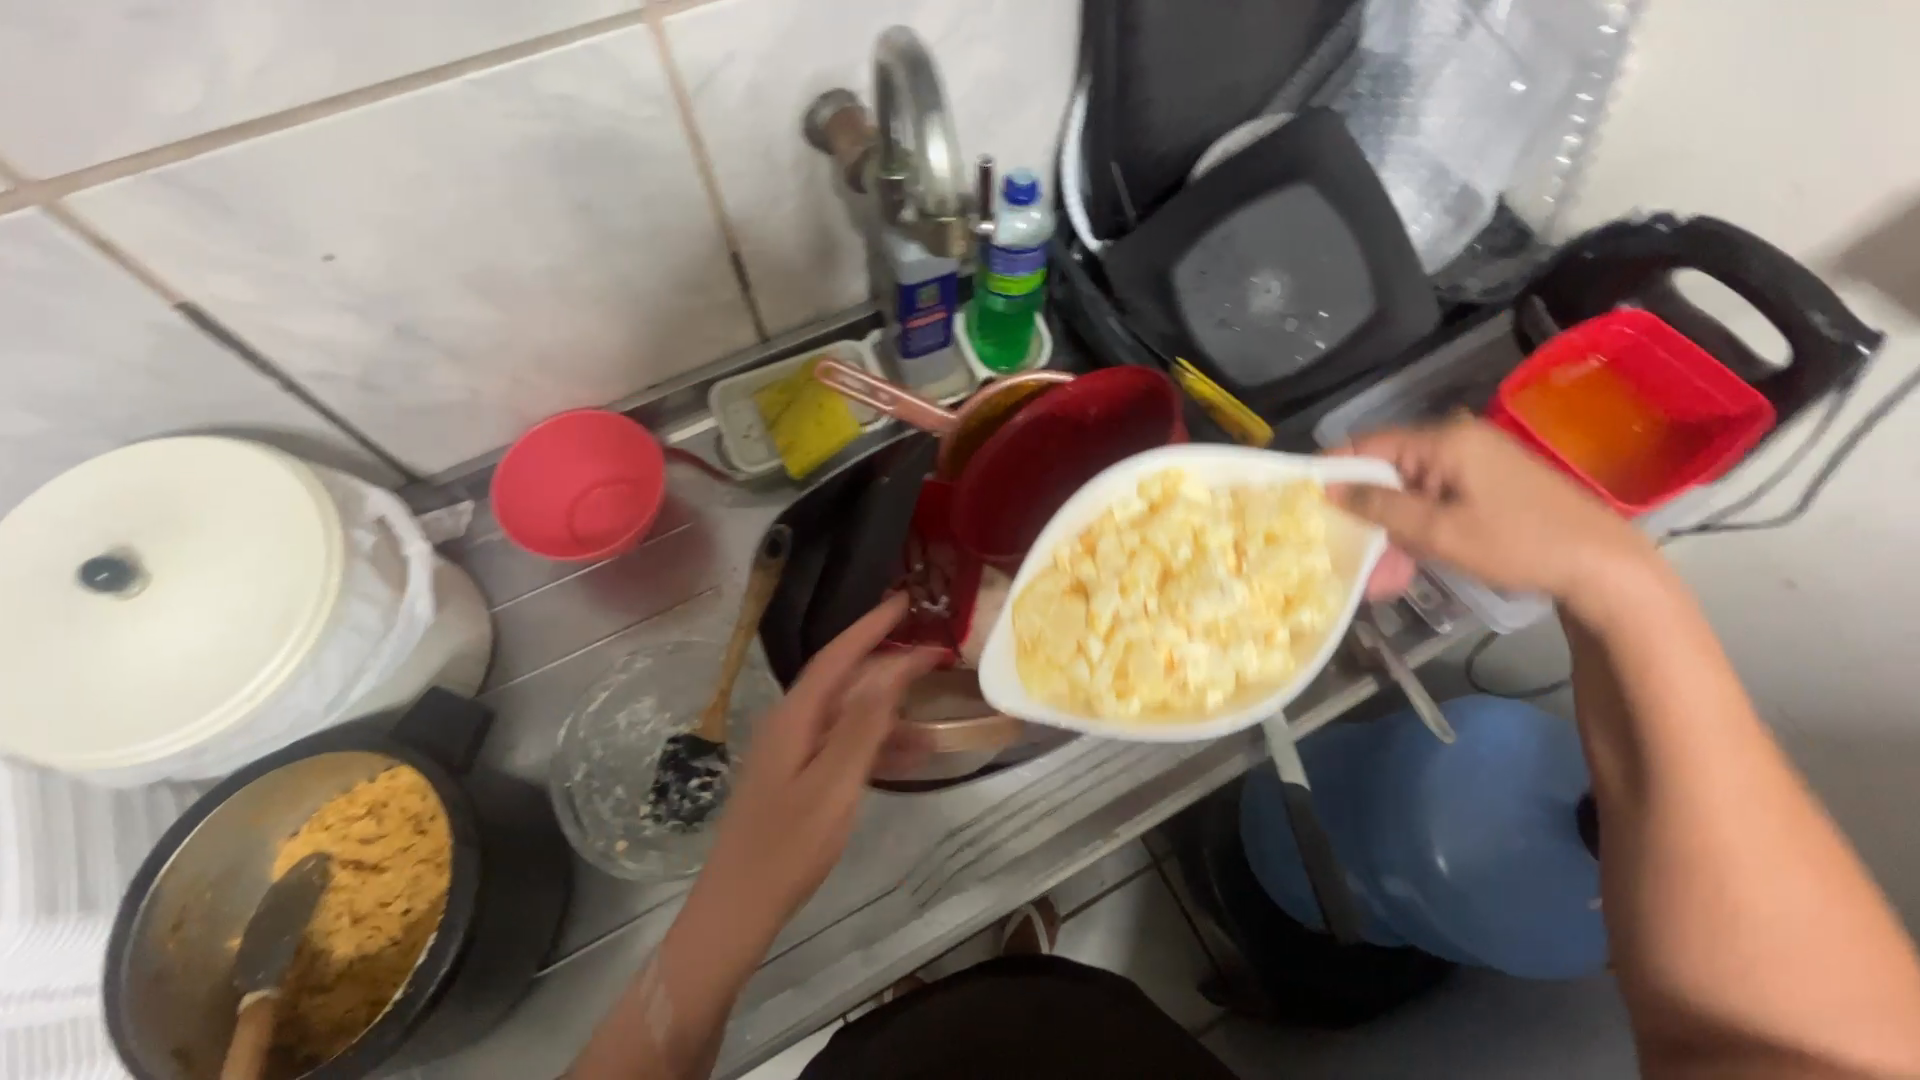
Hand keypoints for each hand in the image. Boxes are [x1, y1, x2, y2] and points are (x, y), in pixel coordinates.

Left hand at [695, 594, 942, 937]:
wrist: (740, 906)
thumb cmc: (787, 847)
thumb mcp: (833, 784)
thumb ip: (863, 726)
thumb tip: (891, 670)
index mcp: (796, 717)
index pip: (838, 656)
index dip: (871, 627)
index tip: (906, 602)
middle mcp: (793, 724)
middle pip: (846, 681)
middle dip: (889, 666)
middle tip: (935, 655)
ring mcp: (795, 752)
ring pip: (850, 716)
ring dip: (891, 712)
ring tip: (936, 713)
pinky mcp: (800, 778)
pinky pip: (845, 748)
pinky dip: (878, 746)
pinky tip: (913, 758)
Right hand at [1331, 417, 1657, 605]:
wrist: (1603, 566)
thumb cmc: (1518, 544)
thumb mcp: (1438, 531)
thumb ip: (1379, 507)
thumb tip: (1328, 488)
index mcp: (1445, 441)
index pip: (1368, 444)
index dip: (1333, 469)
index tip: (1303, 500)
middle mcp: (1458, 440)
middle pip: (1388, 467)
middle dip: (1362, 507)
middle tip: (1340, 546)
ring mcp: (1476, 461)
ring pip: (1409, 488)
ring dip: (1389, 524)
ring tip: (1376, 568)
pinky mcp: (1488, 482)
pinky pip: (1434, 497)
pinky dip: (1416, 525)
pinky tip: (1408, 559)